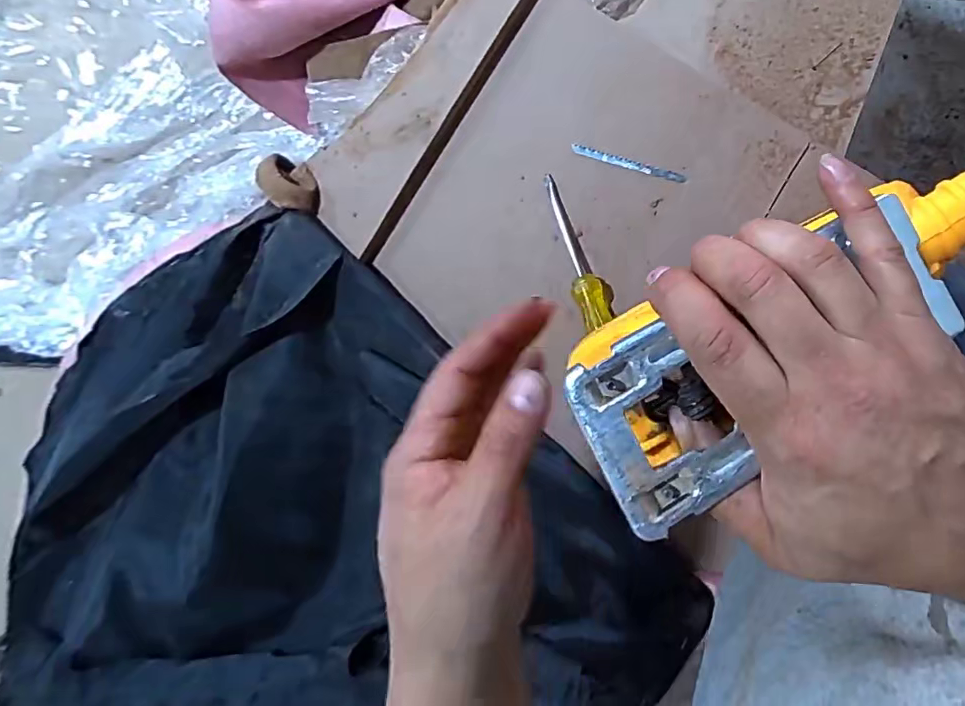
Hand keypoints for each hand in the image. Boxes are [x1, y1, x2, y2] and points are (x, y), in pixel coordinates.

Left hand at [379, 300, 552, 705]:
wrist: (462, 658)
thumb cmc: (464, 583)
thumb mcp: (485, 505)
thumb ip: (509, 437)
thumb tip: (535, 371)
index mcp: (418, 453)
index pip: (456, 377)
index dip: (494, 336)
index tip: (535, 307)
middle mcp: (433, 454)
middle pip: (468, 385)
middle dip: (504, 344)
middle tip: (546, 311)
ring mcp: (457, 471)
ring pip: (483, 405)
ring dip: (511, 368)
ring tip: (543, 336)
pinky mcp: (482, 487)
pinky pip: (498, 430)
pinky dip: (519, 402)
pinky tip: (535, 388)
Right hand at [646, 154, 964, 595]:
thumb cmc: (875, 527)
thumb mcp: (783, 540)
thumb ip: (724, 490)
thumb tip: (687, 423)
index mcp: (789, 429)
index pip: (721, 345)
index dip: (682, 301)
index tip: (663, 280)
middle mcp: (830, 371)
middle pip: (761, 288)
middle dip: (717, 257)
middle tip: (703, 258)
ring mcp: (878, 336)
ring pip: (815, 261)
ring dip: (767, 234)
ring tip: (745, 236)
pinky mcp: (914, 315)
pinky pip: (885, 249)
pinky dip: (857, 203)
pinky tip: (829, 167)